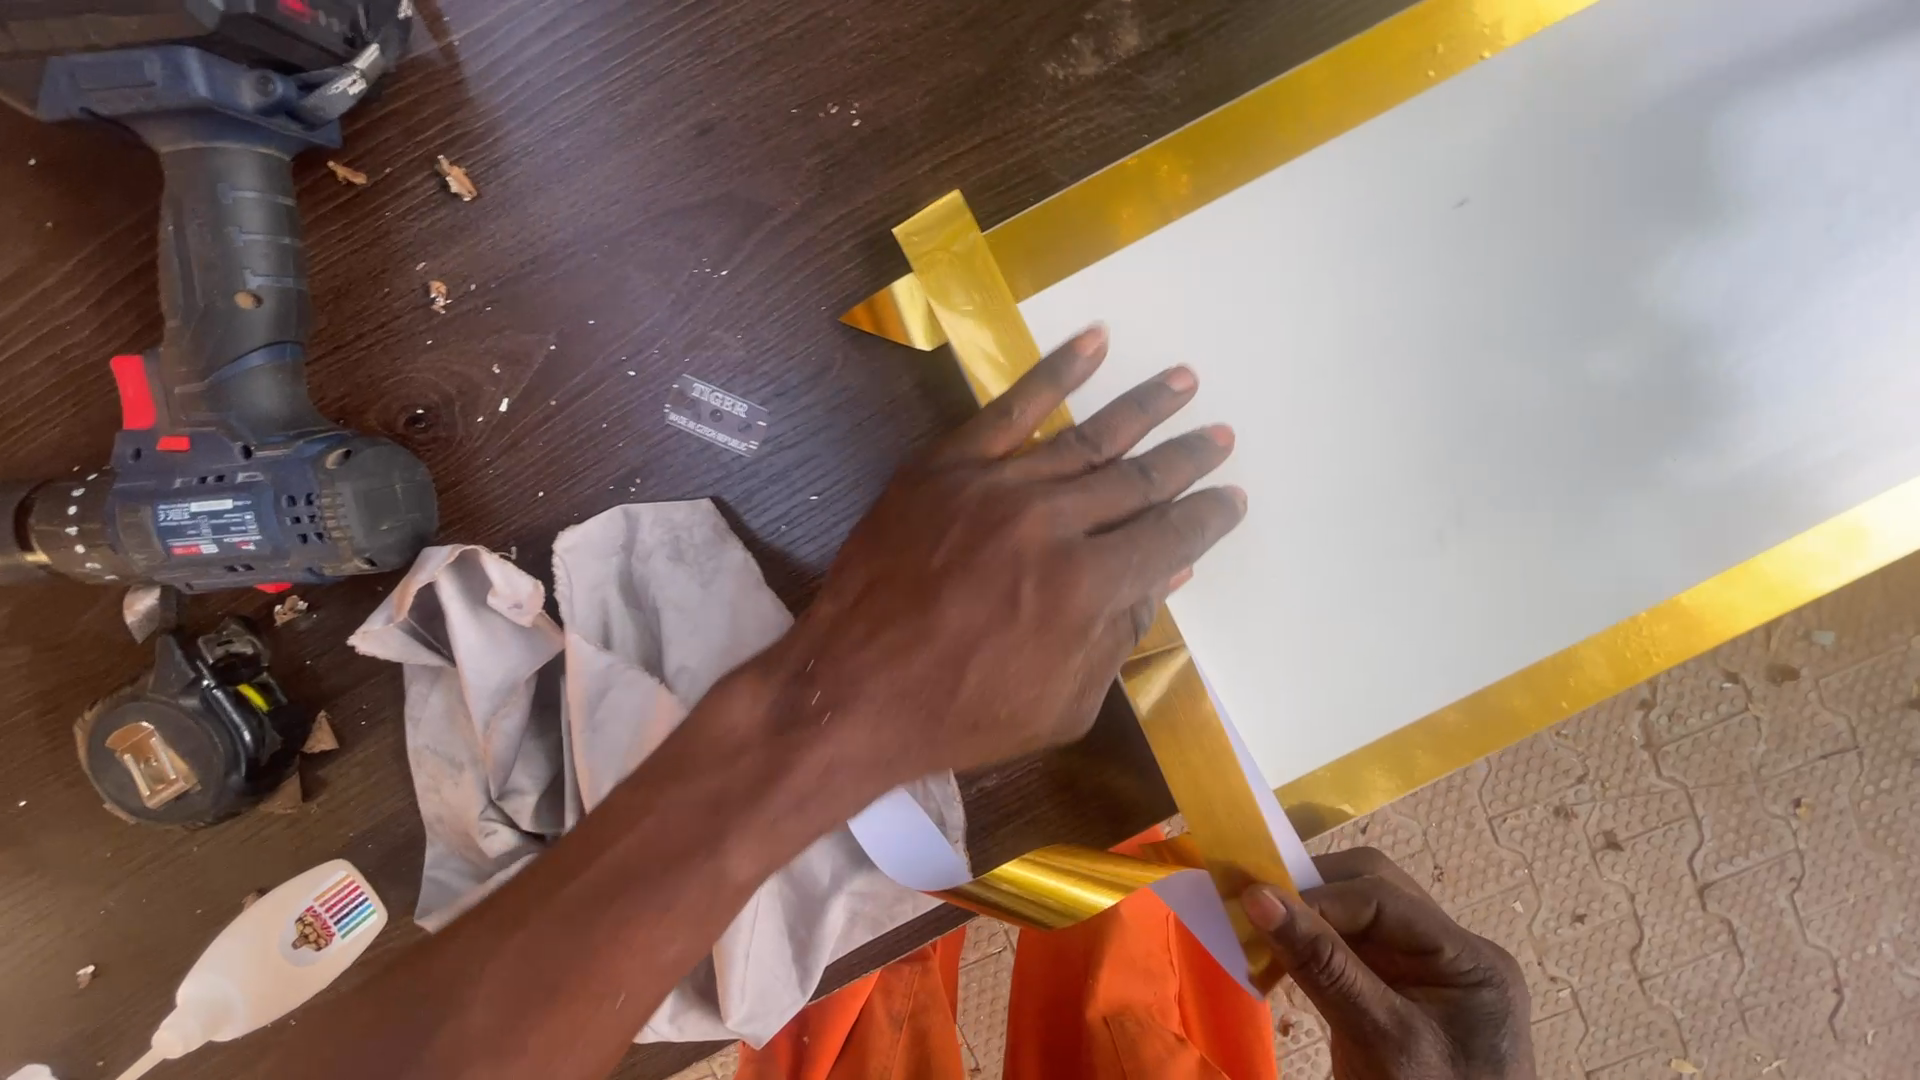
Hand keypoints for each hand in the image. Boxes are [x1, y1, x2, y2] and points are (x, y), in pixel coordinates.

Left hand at [787, 324, 1244, 777]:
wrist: (853, 688)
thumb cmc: (962, 712)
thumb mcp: (1064, 704)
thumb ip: (1120, 633)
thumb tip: (1170, 572)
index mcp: (1087, 589)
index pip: (1170, 538)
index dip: (1208, 519)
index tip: (1230, 499)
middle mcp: (1052, 524)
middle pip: (1138, 480)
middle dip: (1187, 458)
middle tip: (1220, 437)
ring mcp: (996, 486)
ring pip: (1087, 436)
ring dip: (1143, 407)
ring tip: (1185, 381)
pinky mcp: (946, 465)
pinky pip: (1010, 407)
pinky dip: (1056, 371)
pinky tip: (1095, 341)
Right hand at [1243, 848, 1534, 1079]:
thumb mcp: (1378, 1042)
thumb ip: (1322, 965)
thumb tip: (1256, 895)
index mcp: (1470, 959)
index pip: (1382, 896)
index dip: (1317, 898)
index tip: (1258, 910)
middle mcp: (1453, 951)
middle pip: (1372, 889)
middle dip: (1313, 896)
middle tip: (1262, 915)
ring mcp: (1427, 970)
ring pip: (1356, 911)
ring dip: (1309, 920)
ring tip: (1268, 939)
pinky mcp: (1399, 990)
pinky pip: (1350, 945)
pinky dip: (1314, 947)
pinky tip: (1286, 962)